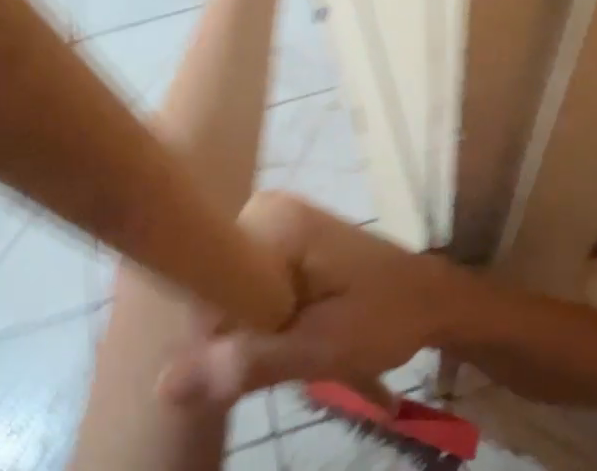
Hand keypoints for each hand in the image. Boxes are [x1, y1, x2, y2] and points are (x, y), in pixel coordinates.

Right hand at [156, 191, 469, 409]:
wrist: (434, 300)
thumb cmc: (387, 317)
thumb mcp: (320, 349)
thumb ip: (246, 363)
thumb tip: (162, 386)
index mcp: (271, 222)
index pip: (205, 286)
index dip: (217, 337)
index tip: (256, 362)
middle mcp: (264, 210)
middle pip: (216, 288)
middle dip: (240, 334)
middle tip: (290, 353)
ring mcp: (274, 220)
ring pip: (231, 292)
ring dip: (254, 331)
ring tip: (298, 344)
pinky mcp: (282, 237)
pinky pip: (247, 284)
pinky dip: (264, 318)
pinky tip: (293, 333)